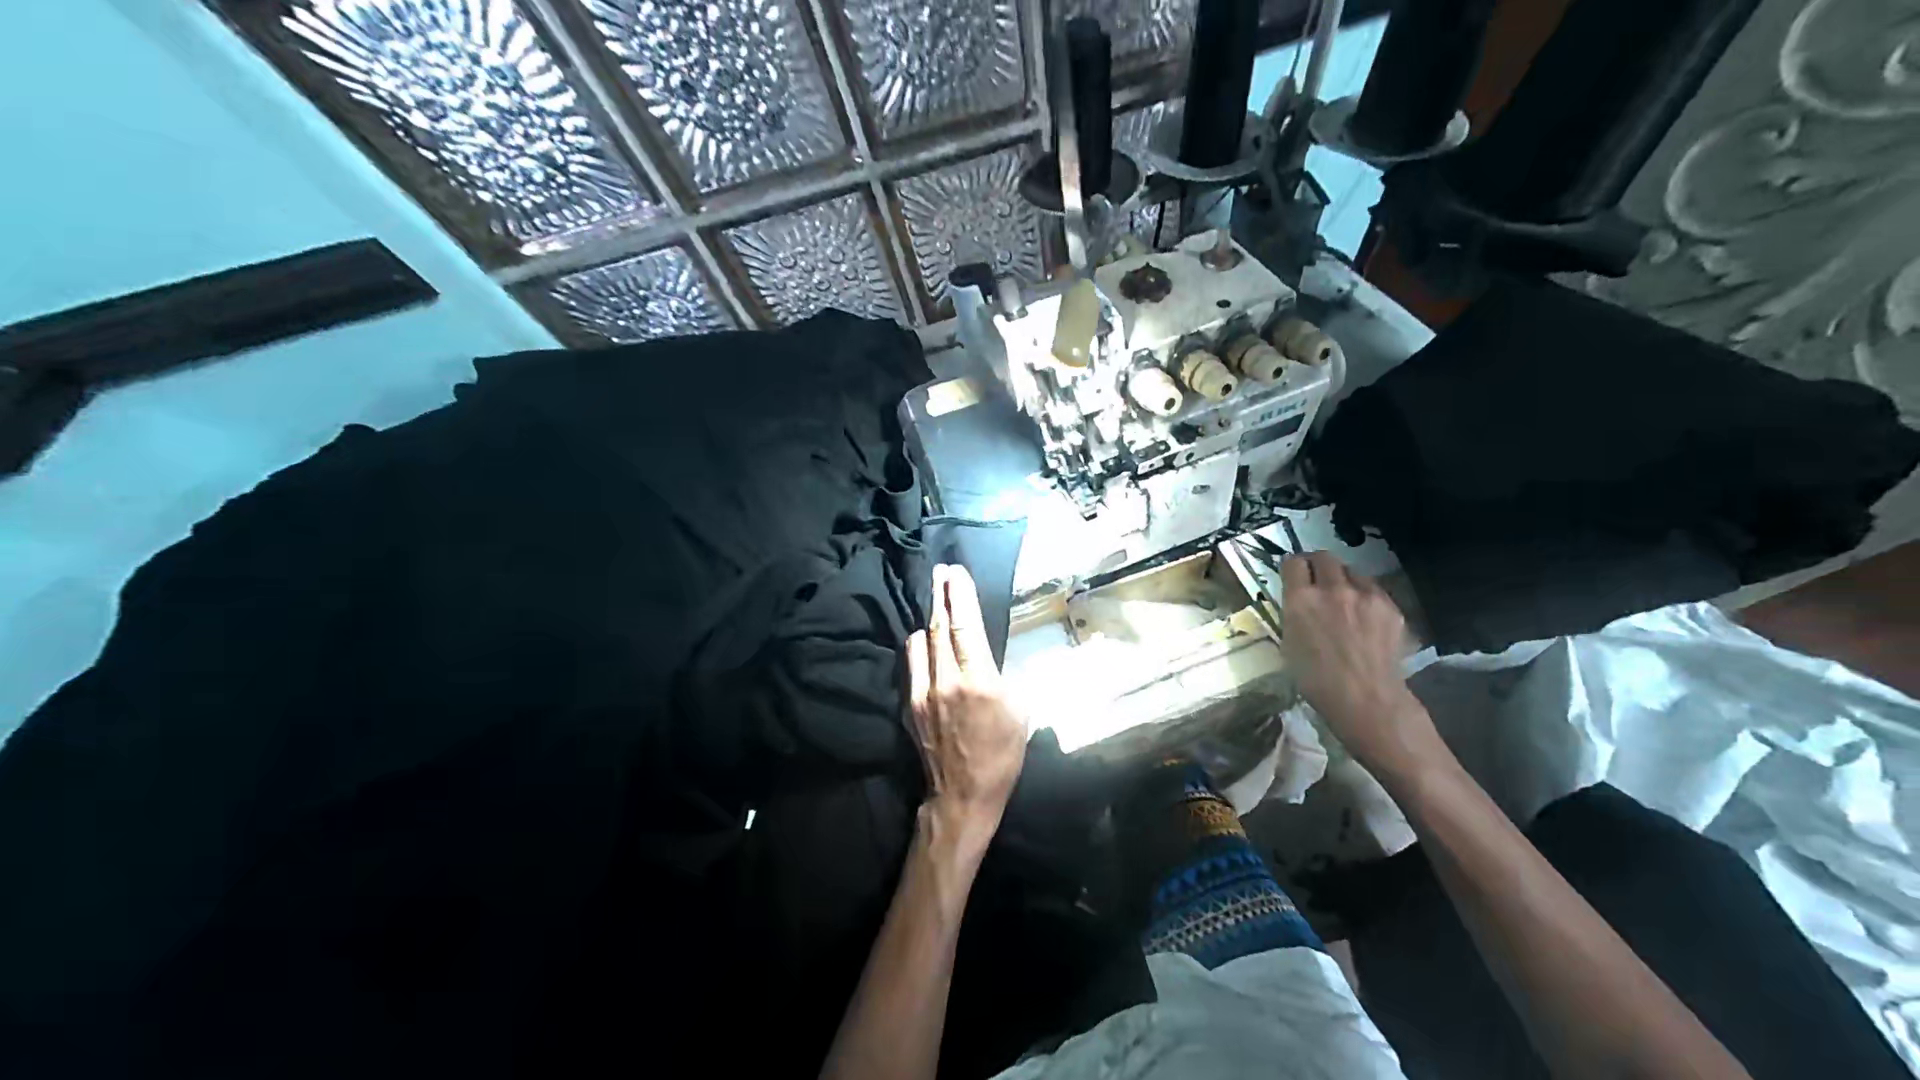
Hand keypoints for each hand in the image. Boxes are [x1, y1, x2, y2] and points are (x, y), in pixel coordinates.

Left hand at [906, 564, 1027, 852]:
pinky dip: (919, 646)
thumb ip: (1002, 676)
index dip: (960, 595)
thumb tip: (987, 653)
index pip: (965, 626)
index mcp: (980, 681)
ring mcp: (923, 692)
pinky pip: (911, 663)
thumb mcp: (1020, 711)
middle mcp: (947, 680)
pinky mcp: (909, 705)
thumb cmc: (1002, 754)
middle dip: (941, 595)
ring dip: (928, 619)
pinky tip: (925, 640)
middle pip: (938, 626)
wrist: (963, 794)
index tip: (956, 572)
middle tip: (942, 571)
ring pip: (920, 641)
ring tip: (936, 602)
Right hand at [1279, 552, 1445, 777]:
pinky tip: (1364, 615)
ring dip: (1343, 579)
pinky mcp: (1390, 606)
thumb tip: (1298, 602)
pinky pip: (1374, 589)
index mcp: (1300, 599)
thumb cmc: (1316, 679)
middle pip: (1324, 557)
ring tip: (1344, 598)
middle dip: (1317, 565)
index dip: (1292, 567)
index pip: (1293, 562)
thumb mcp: (1289, 643)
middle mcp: (1332, 588)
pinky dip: (1365, 595)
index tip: (1293, 575)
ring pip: (1351, 571)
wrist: (1367, 698)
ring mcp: (1365, 595)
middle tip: (1316, 579)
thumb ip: (1293, 614)